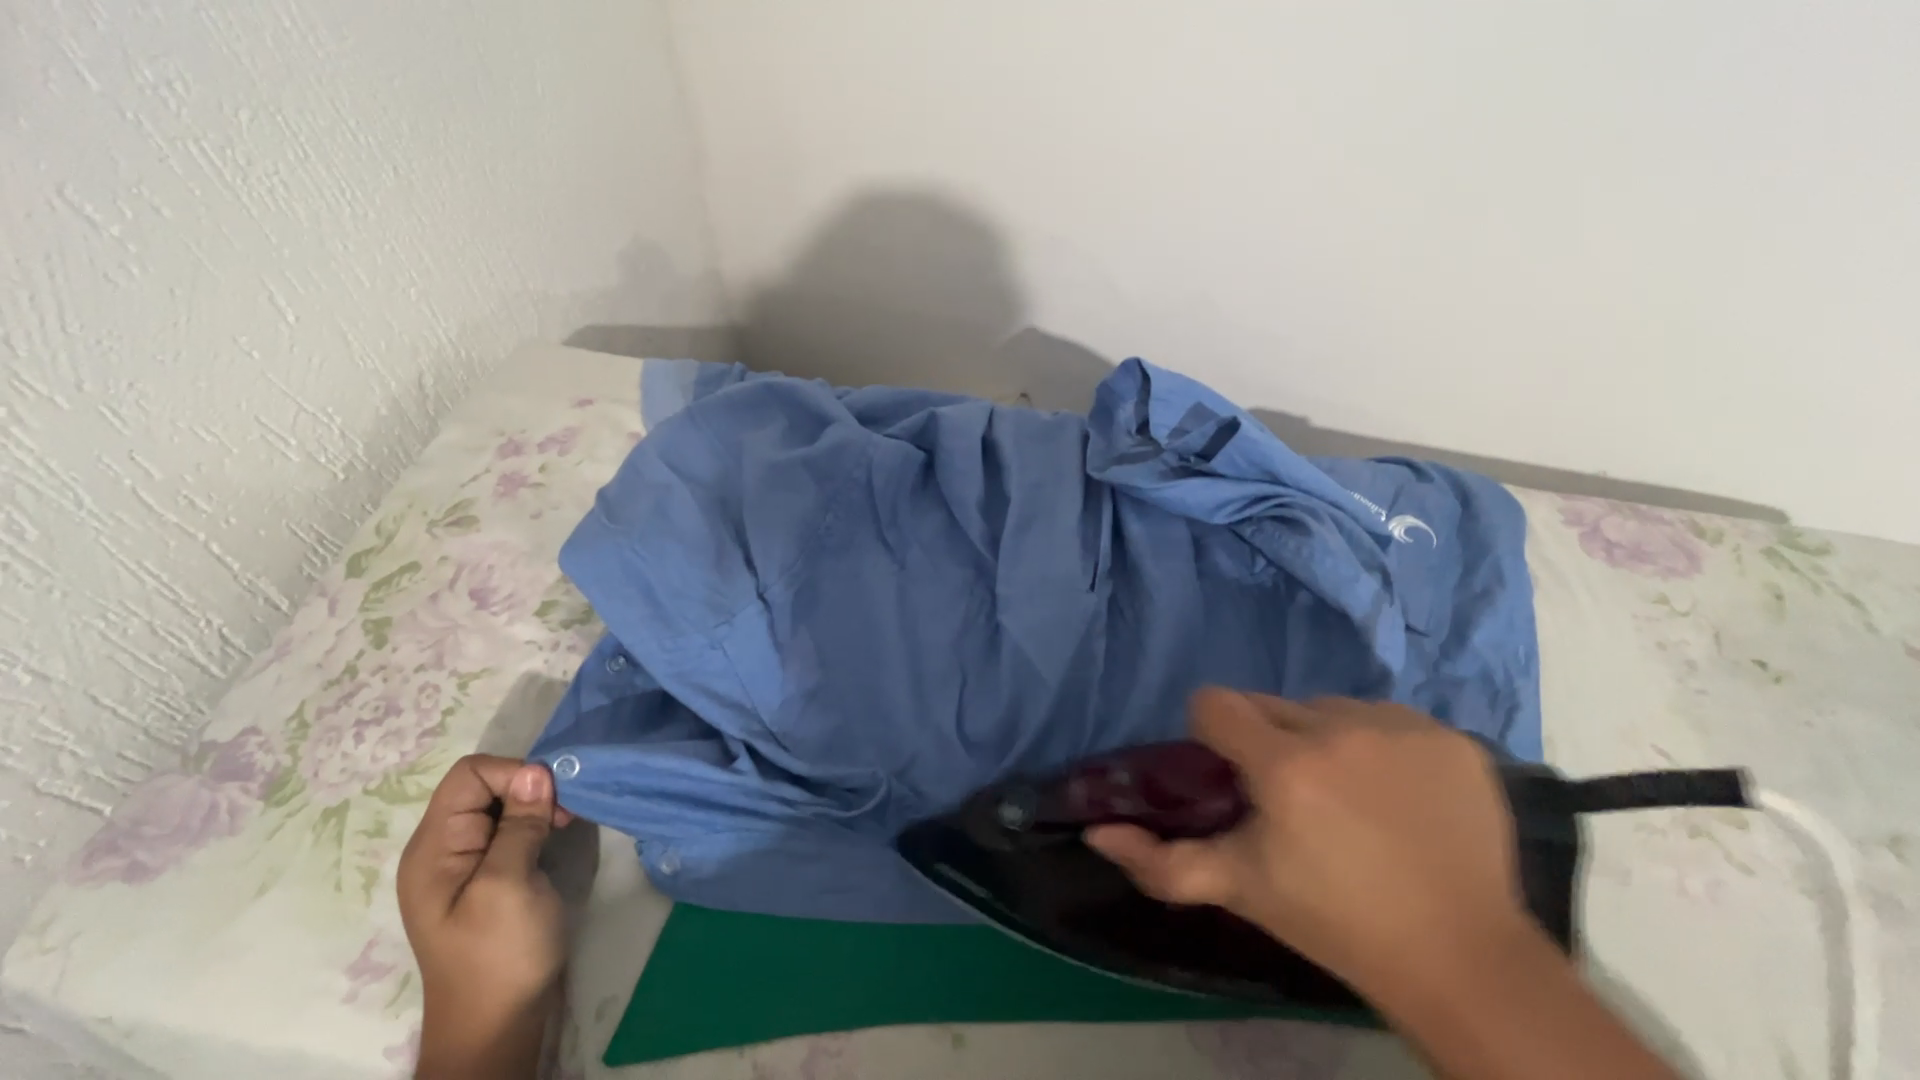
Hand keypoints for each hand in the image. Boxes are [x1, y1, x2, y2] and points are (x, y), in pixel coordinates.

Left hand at [398, 755, 573, 1079]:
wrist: (499, 1026)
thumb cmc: (500, 955)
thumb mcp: (509, 885)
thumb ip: (519, 825)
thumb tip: (536, 771)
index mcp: (433, 848)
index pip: (469, 775)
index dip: (512, 774)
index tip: (550, 801)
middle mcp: (444, 848)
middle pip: (484, 787)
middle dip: (528, 790)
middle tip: (563, 817)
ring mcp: (466, 864)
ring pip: (501, 807)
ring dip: (536, 808)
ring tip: (563, 828)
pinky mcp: (491, 876)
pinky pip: (510, 831)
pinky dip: (536, 826)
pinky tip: (555, 840)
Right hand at [1086, 690, 1530, 999]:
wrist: (1459, 955)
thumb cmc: (1334, 921)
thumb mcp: (1240, 889)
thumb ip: (1160, 861)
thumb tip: (1098, 832)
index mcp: (1284, 764)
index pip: (1215, 703)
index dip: (1211, 736)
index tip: (1230, 777)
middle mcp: (1341, 728)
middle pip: (1273, 705)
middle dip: (1268, 741)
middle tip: (1289, 799)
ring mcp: (1403, 728)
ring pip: (1332, 708)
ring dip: (1324, 740)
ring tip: (1346, 798)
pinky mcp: (1453, 738)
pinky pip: (1390, 720)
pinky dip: (1381, 747)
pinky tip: (1396, 797)